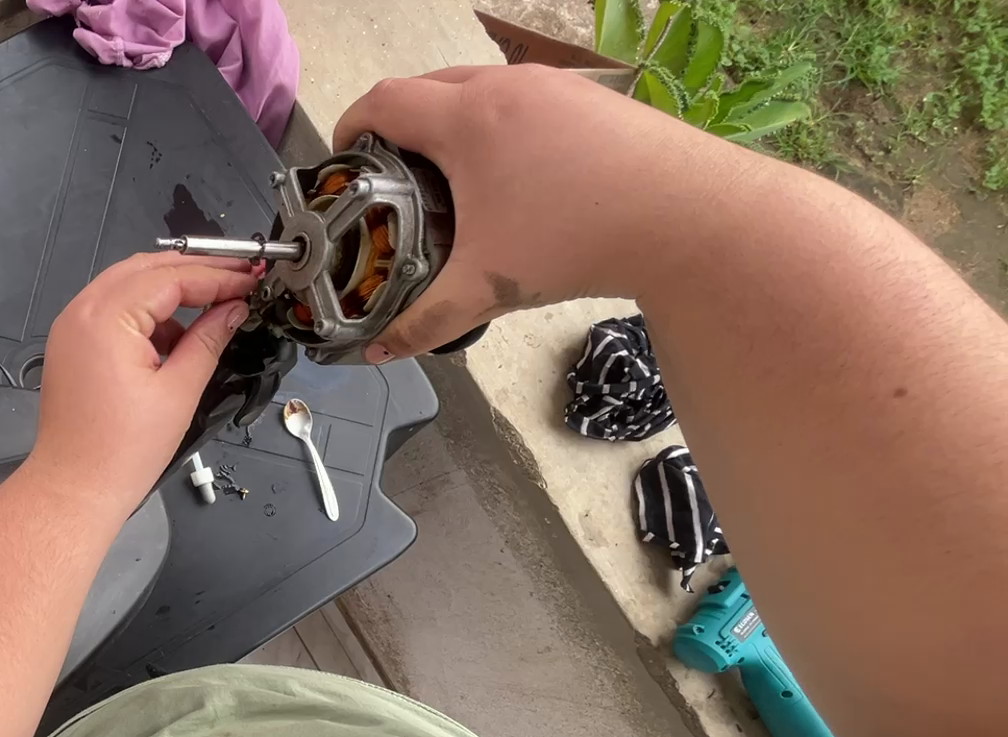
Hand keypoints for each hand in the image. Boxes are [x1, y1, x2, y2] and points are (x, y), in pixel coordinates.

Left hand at [27, 252, 256, 517]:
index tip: (251, 278)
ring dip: (169, 291)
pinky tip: (174, 336)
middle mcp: (80, 313)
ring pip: (127, 286)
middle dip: (194, 271)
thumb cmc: (120, 452)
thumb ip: (208, 341)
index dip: (217, 276)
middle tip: (238, 277)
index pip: (170, 277)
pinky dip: (144, 314)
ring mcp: (70, 328)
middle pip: (145, 269)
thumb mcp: (178, 392)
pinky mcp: (70, 346)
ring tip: (212, 307)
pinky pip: (111, 312)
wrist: (75, 488)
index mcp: (105, 319)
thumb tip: (233, 309)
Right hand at [332, 64, 772, 359]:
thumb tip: (377, 354)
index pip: (384, 101)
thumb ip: (420, 324)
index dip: (349, 125)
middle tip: (382, 175)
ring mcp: (553, 85)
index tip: (340, 160)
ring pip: (472, 86)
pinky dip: (484, 123)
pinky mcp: (586, 97)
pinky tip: (496, 173)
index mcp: (469, 121)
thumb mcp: (482, 291)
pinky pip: (512, 96)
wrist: (694, 218)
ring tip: (434, 175)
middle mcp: (506, 88)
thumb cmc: (573, 243)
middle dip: (391, 124)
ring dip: (439, 120)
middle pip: (424, 86)